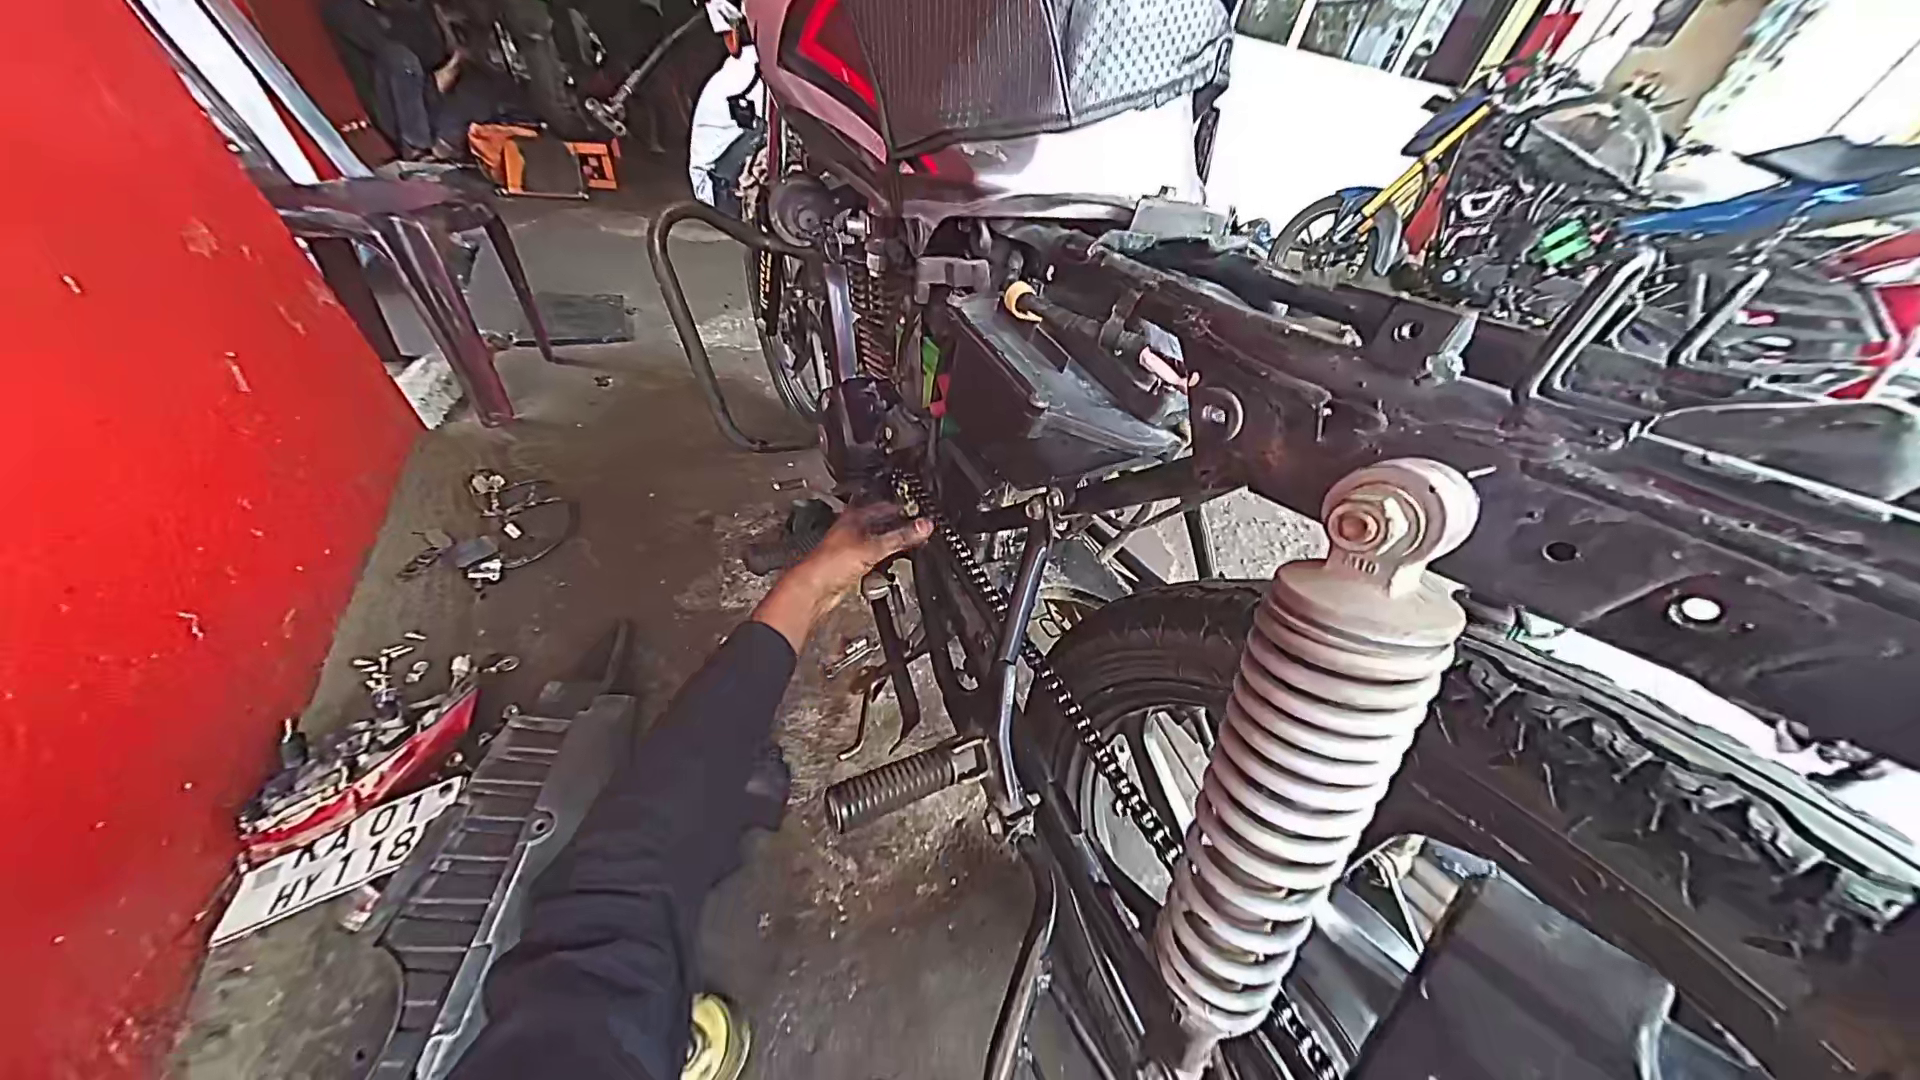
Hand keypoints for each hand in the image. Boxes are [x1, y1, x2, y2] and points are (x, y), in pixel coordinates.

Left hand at [750, 502, 931, 650]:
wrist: (812, 591)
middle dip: (895, 526)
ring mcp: (849, 551)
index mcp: (852, 518)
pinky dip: (883, 562)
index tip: (914, 510)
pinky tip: (888, 566)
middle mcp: (850, 532)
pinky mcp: (850, 568)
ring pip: (875, 543)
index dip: (897, 507)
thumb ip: (900, 538)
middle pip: (878, 525)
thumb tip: (924, 527)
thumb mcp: (872, 548)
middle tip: (914, 527)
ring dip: (889, 545)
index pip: (880, 506)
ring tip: (906, 545)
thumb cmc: (829, 564)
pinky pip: (872, 561)